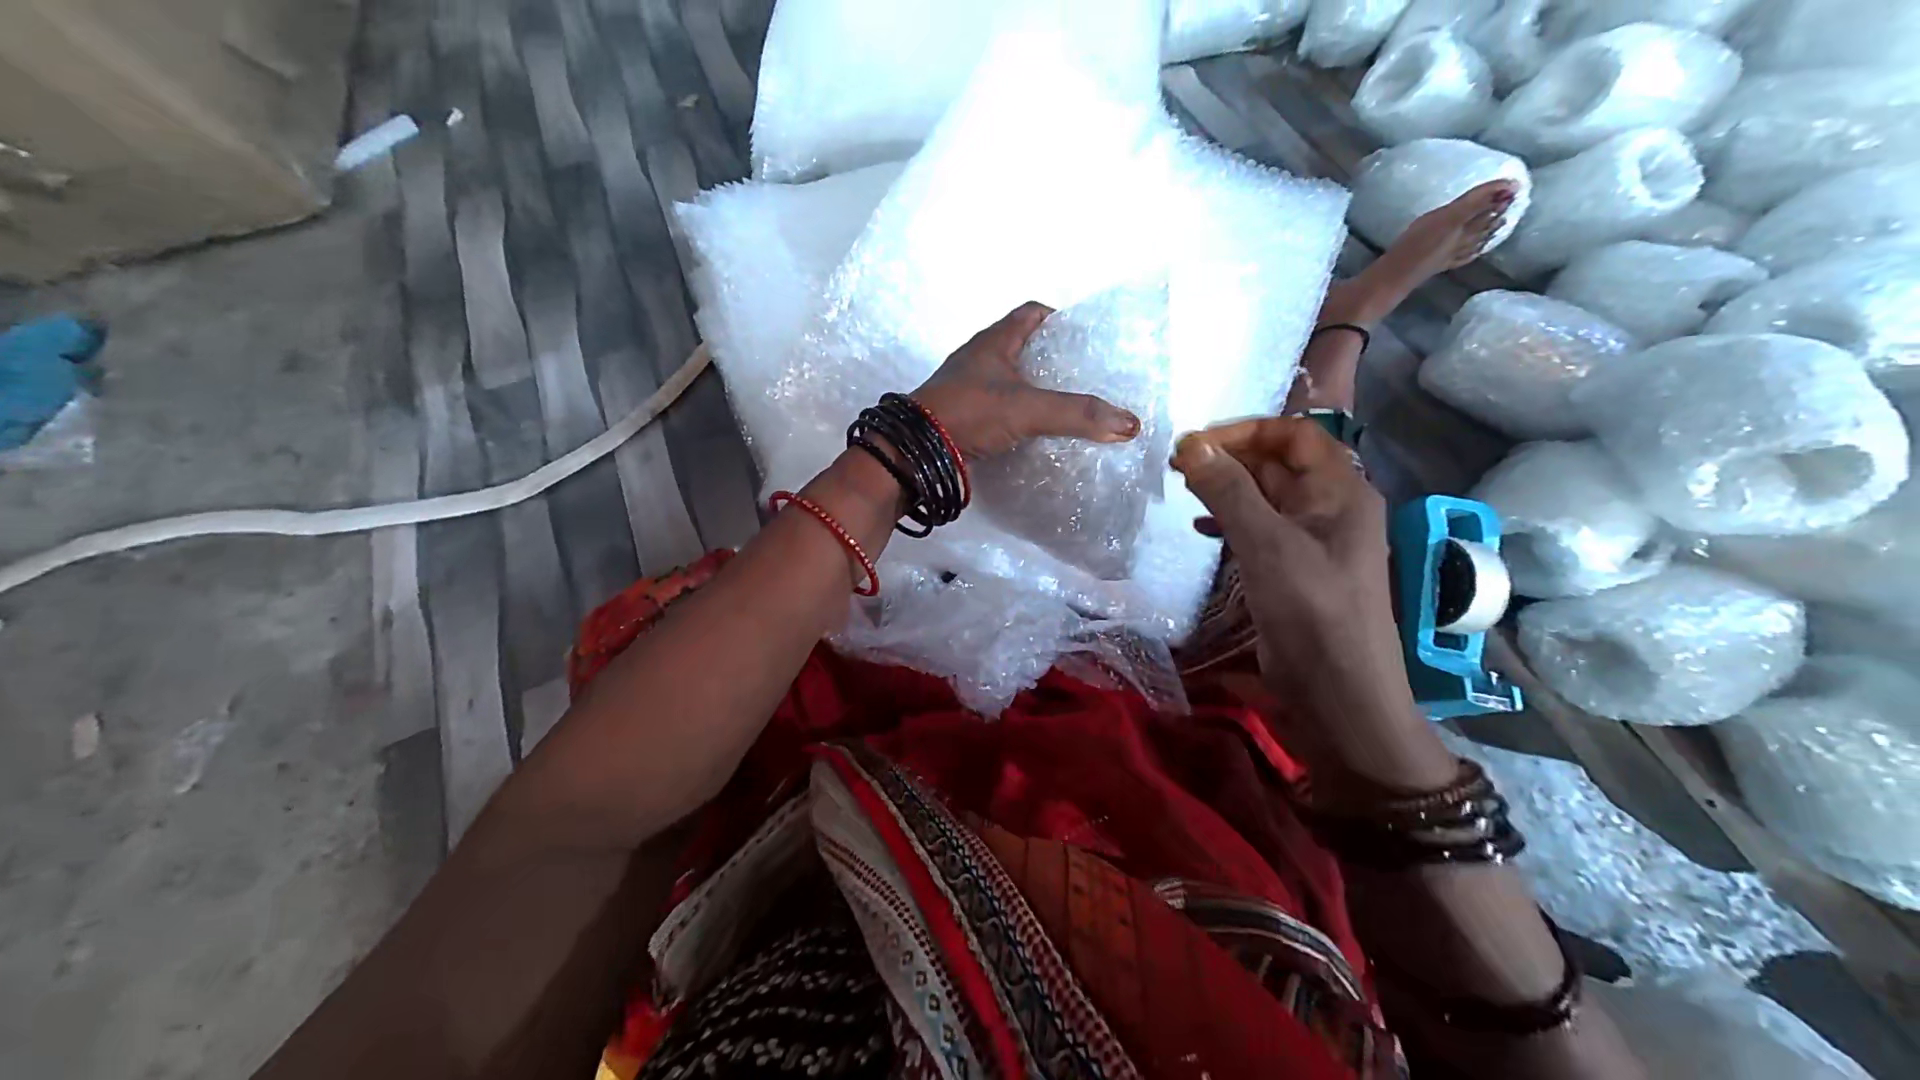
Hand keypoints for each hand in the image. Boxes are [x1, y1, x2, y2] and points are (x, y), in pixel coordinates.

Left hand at [912, 302, 1140, 456]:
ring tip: (1069, 406)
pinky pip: (1000, 409)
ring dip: (1037, 390)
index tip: (1087, 338)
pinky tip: (1038, 433)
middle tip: (1086, 377)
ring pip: (1011, 381)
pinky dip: (1020, 416)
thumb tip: (1129, 424)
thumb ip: (1076, 414)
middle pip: (1023, 348)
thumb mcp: (1027, 408)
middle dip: (1054, 359)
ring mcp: (968, 390)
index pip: (1031, 313)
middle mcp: (979, 360)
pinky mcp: (964, 418)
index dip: (1060, 319)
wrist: (915, 452)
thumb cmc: (967, 413)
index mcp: (993, 341)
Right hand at [1172, 417, 1454, 791]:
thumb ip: (1227, 491)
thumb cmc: (1310, 609)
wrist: (1337, 691)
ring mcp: (1312, 540)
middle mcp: (1330, 507)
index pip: (1295, 434)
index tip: (1197, 443)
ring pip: (1266, 496)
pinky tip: (1200, 529)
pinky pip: (1260, 528)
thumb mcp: (1266, 543)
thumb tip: (1190, 444)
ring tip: (1182, 490)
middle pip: (1279, 463)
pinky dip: (1230, 521)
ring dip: (1226, 488)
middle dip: (1230, 458)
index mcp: (1340, 490)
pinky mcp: (1293, 569)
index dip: (1247, 430)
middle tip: (1178, 466)